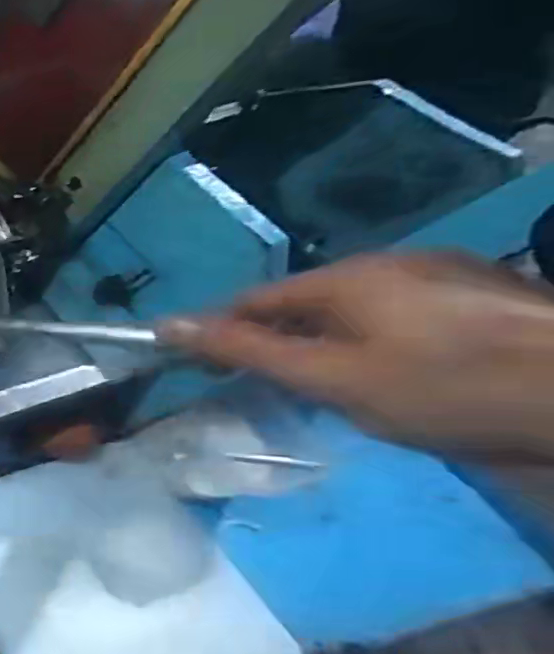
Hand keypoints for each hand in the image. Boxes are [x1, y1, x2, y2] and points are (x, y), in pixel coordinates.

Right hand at [159, 252, 553, 461]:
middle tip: (280, 390)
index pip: (250, 302)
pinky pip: (401, 314)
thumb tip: (164, 325)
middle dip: (279, 342)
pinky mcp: (488, 296)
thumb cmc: (449, 388)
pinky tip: (403, 376)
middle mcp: (391, 263)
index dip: (221, 336)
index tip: (209, 376)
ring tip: (341, 389)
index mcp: (346, 277)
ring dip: (330, 344)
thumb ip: (241, 350)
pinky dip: (379, 342)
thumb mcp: (327, 377)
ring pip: (353, 311)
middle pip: (303, 304)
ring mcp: (447, 275)